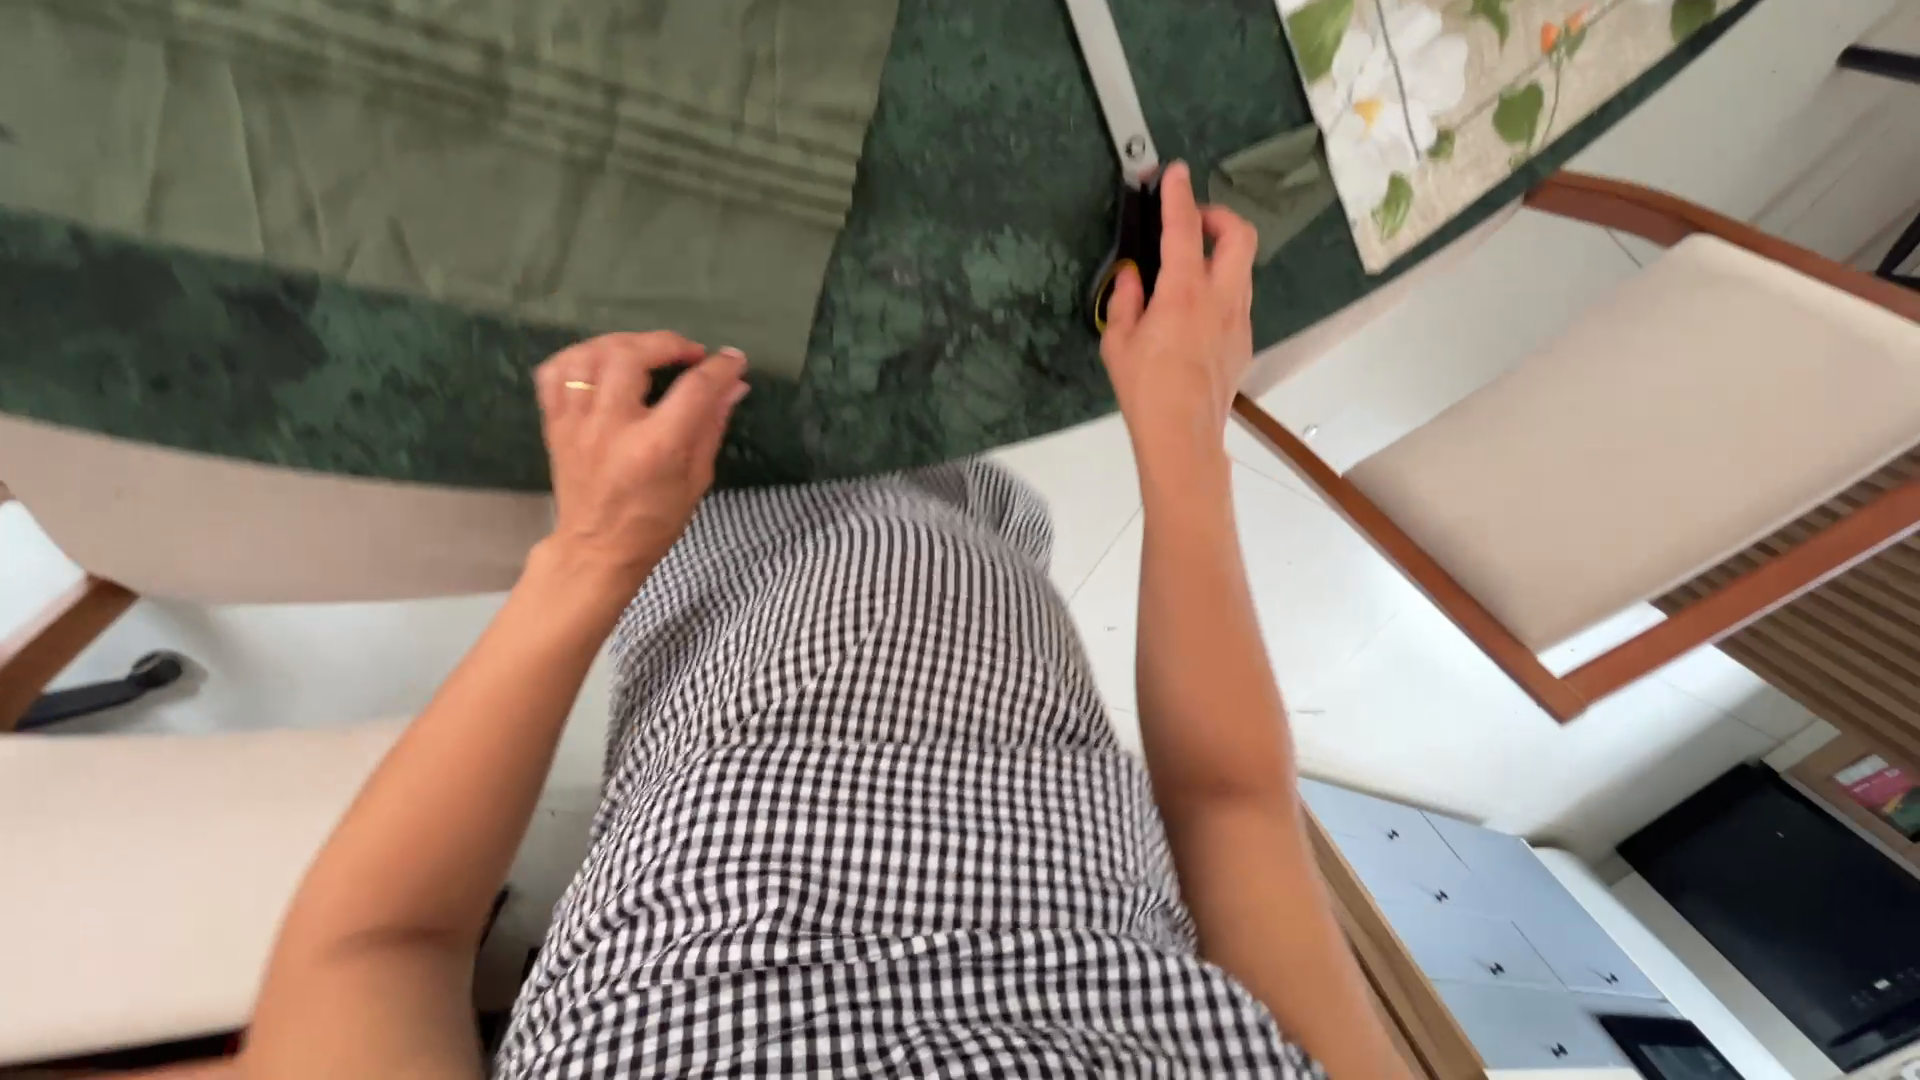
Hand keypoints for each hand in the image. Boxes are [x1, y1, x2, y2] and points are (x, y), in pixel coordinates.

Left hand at [533, 332, 748, 590]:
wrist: (598, 548)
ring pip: (589, 356)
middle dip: (666, 344)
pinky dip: (579, 357)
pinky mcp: (555, 424)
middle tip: (689, 353)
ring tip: (645, 351)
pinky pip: (554, 372)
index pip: (694, 390)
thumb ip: (712, 425)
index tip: (734, 359)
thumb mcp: (698, 478)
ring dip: (623, 343)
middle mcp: (612, 428)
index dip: (720, 367)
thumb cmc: (656, 520)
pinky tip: (602, 362)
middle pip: (631, 357)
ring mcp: (577, 424)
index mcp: (656, 447)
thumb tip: (733, 385)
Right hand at [1100, 162, 1258, 468]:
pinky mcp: (1243, 342)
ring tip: (1190, 271)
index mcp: (1183, 292)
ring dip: (1221, 255)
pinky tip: (1195, 316)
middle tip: (1193, 223)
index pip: (1184, 228)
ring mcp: (1238, 319)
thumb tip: (1132, 276)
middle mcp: (1220, 297)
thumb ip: (1124, 300)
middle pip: (1239, 235)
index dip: (1178, 195)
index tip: (1174, 172)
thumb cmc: (1144, 389)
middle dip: (1218, 216)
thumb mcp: (1116, 343)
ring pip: (1242, 268)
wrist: (1182, 434)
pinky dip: (1220, 291)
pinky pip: (1237, 301)